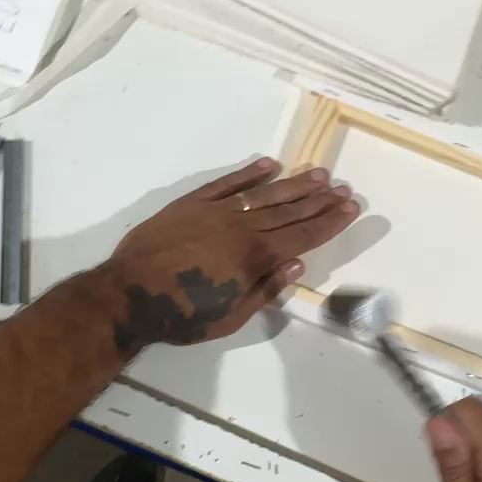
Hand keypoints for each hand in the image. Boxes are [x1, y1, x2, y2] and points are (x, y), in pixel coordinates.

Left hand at [98, 157, 358, 356]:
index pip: (303, 236)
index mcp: (255, 257)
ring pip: (264, 193)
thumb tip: (297, 264)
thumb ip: (266, 289)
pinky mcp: (193, 202)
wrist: (130, 294)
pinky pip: (228, 183)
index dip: (330, 222)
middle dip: (320, 200)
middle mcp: (243, 227)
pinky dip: (249, 173)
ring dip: (294, 183)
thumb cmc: (183, 316)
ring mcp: (217, 211)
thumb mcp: (231, 317)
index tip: (351, 207)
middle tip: (344, 188)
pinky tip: (270, 164)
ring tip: (319, 174)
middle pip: (290, 211)